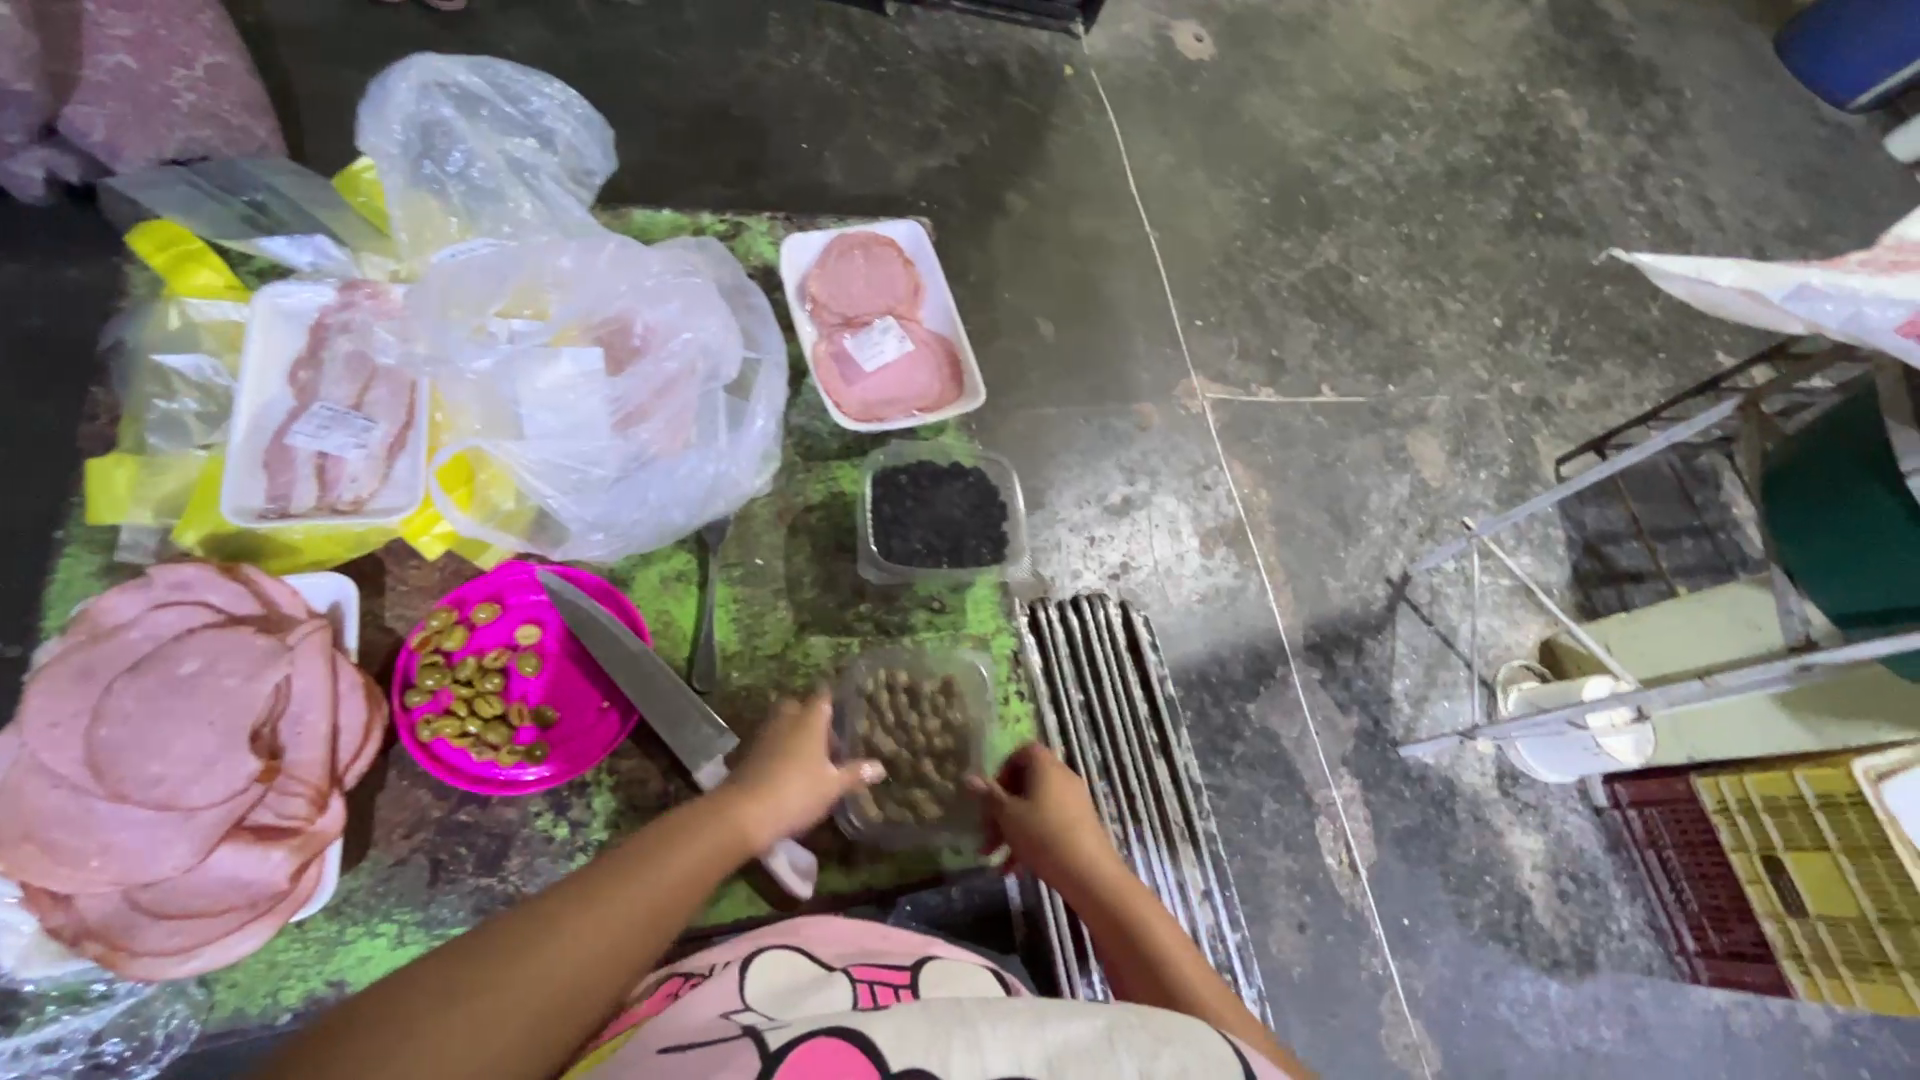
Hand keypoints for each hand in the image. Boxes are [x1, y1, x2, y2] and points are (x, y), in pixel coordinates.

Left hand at [719, 690, 883, 850]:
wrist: (743, 814)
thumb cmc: (797, 792)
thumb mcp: (832, 786)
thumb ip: (855, 773)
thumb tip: (880, 767)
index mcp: (809, 721)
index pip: (823, 697)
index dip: (832, 700)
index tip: (844, 707)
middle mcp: (785, 720)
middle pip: (797, 706)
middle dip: (809, 716)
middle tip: (826, 737)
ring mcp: (763, 736)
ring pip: (781, 724)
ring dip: (793, 734)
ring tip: (810, 758)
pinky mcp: (747, 754)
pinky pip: (769, 742)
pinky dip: (779, 750)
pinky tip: (789, 771)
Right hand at [967, 743, 1126, 893]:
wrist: (1090, 873)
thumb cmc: (1042, 835)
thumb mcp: (1008, 816)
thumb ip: (988, 796)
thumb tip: (968, 777)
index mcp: (1046, 766)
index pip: (1023, 752)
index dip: (1003, 770)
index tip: (991, 794)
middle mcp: (1063, 777)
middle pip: (1026, 784)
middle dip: (1002, 810)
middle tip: (986, 834)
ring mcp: (1074, 801)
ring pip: (1035, 808)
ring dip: (1012, 830)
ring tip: (994, 858)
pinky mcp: (1080, 824)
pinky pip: (1049, 823)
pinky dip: (1031, 839)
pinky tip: (1015, 870)